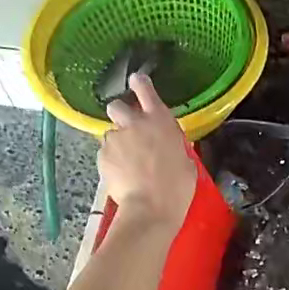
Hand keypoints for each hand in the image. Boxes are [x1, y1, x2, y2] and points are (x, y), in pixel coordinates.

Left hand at [99, 73, 195, 228]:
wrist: (150, 208)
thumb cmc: (177, 189)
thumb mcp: (186, 163)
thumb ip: (173, 147)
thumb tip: (168, 147)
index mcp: (161, 121)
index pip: (145, 89)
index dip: (139, 83)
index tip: (136, 81)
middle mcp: (135, 123)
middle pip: (117, 105)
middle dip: (120, 115)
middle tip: (128, 132)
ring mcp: (116, 139)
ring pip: (111, 134)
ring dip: (118, 144)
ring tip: (128, 166)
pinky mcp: (102, 155)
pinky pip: (105, 154)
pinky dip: (112, 163)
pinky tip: (122, 177)